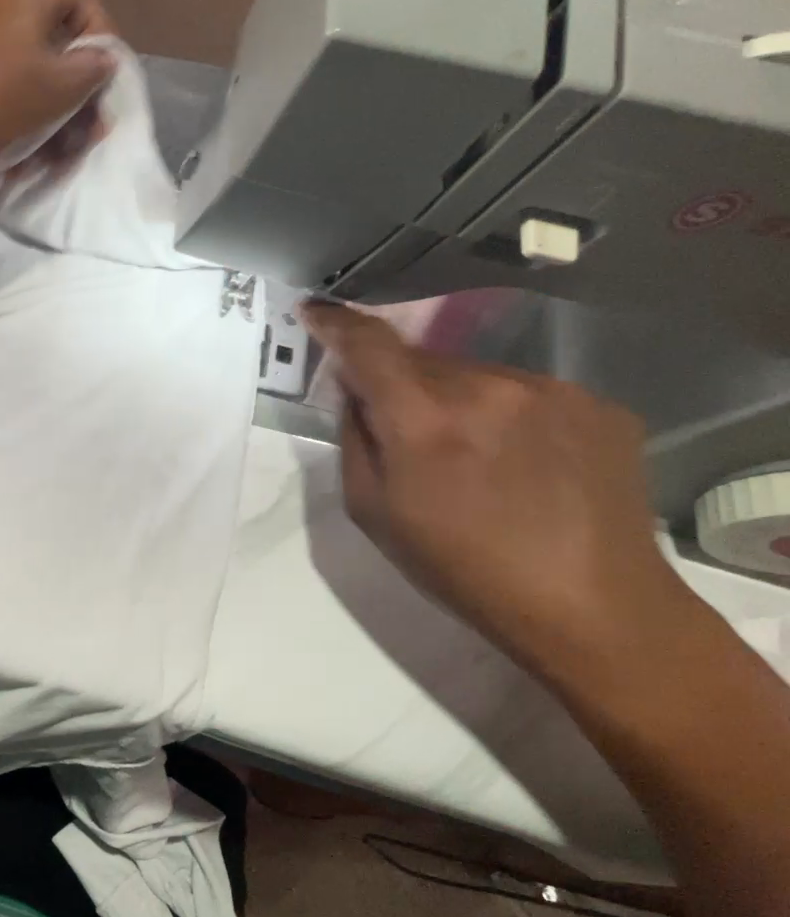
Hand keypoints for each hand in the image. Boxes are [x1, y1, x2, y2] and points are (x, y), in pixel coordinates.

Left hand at [0, 0, 117, 183]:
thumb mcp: (64, 88)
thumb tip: (99, 59)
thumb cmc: (1, 107)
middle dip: (70, 87)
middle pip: (45, 37)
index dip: (98, 32)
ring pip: (17, 71)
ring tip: (53, 155)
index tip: (101, 77)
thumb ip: (94, 66)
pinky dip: (9, 116)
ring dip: (43, 111)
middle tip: (84, 129)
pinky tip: (18, 158)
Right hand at [303, 302, 694, 673]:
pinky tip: (519, 463)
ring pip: (476, 376)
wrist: (590, 605)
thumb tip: (357, 393)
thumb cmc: (459, 567)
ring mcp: (552, 392)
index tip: (316, 311)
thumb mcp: (372, 511)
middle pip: (422, 361)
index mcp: (424, 421)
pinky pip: (526, 394)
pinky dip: (506, 415)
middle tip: (400, 430)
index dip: (336, 324)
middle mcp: (489, 389)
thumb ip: (355, 439)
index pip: (368, 347)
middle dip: (399, 383)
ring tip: (469, 457)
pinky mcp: (600, 406)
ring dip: (455, 400)